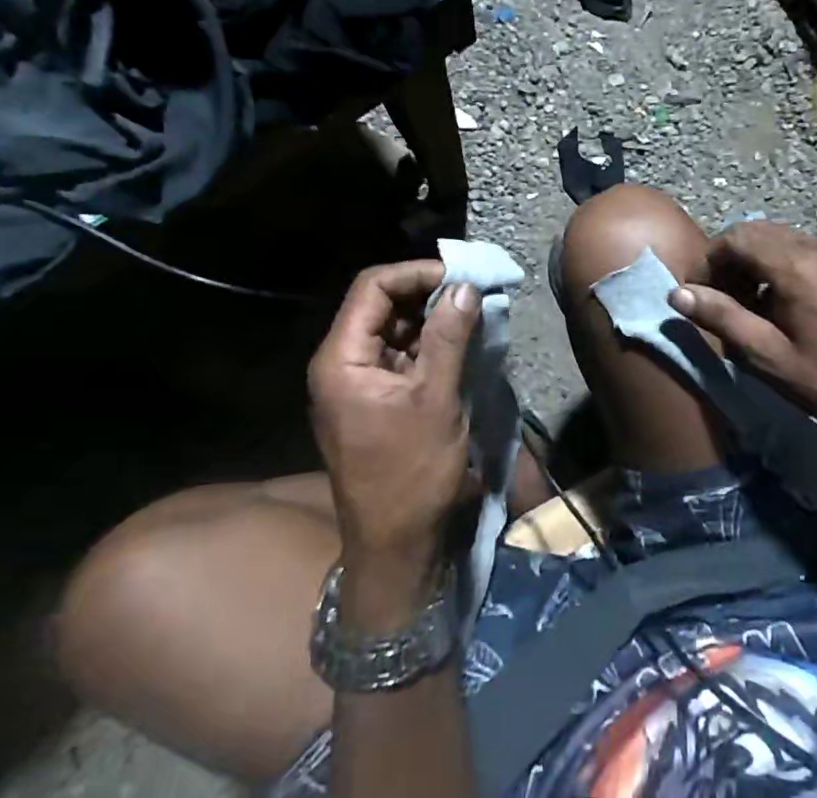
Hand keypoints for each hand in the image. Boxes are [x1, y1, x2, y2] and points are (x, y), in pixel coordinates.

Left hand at [307, 261, 479, 584]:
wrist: (397, 543)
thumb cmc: (411, 473)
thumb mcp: (435, 400)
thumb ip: (449, 338)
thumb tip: (466, 288)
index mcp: (341, 360)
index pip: (372, 288)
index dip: (416, 274)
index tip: (461, 277)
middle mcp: (342, 364)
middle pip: (381, 306)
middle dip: (429, 294)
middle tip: (475, 293)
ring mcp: (359, 383)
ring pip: (395, 331)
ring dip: (433, 320)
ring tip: (476, 314)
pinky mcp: (377, 400)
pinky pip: (402, 358)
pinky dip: (431, 347)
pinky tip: (463, 344)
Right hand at [669, 222, 816, 462]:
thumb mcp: (771, 358)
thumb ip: (724, 319)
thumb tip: (678, 294)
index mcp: (798, 266)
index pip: (737, 238)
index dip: (709, 261)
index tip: (699, 294)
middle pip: (759, 234)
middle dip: (731, 261)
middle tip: (721, 303)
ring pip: (783, 243)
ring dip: (756, 266)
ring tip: (751, 311)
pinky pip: (807, 255)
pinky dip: (783, 270)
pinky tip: (787, 311)